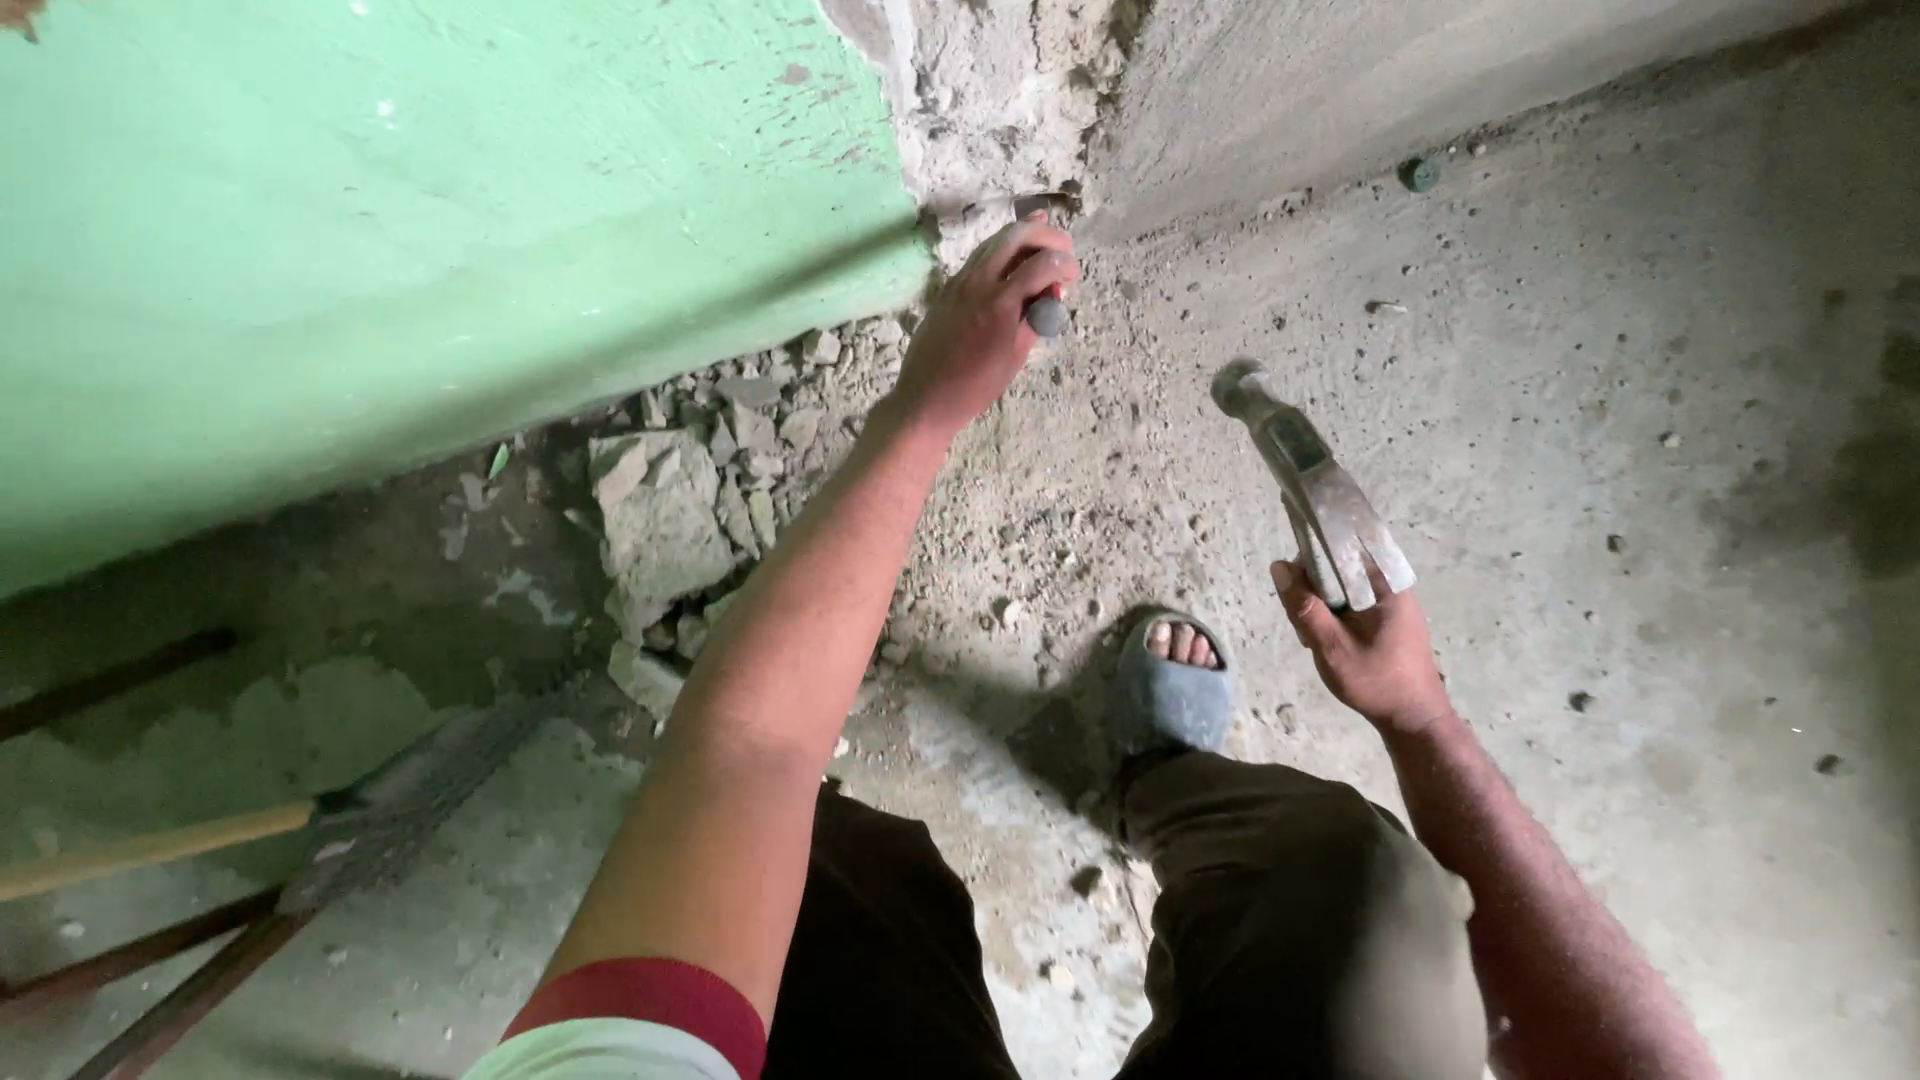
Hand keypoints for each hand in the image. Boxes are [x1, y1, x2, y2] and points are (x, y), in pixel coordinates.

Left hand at [888, 213, 1078, 437]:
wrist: (926, 397)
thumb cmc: (975, 386)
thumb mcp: (1014, 356)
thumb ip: (1035, 319)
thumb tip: (1050, 295)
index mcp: (1000, 303)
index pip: (1042, 264)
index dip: (1064, 264)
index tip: (1074, 275)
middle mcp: (978, 282)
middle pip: (1015, 236)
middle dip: (1045, 235)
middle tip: (1064, 246)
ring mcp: (959, 282)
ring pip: (994, 241)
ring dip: (1022, 236)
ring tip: (1043, 236)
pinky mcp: (948, 288)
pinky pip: (979, 258)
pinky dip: (1001, 251)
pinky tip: (1013, 258)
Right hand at [1271, 560, 1454, 736]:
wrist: (1414, 718)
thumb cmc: (1375, 682)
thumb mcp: (1331, 646)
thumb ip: (1304, 606)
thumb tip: (1278, 567)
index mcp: (1385, 584)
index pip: (1339, 548)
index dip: (1310, 563)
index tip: (1296, 592)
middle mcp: (1390, 585)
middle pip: (1337, 566)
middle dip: (1313, 590)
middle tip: (1305, 627)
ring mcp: (1390, 600)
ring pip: (1340, 585)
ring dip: (1321, 605)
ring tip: (1316, 639)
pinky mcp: (1386, 616)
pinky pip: (1350, 601)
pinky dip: (1333, 615)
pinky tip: (1327, 640)